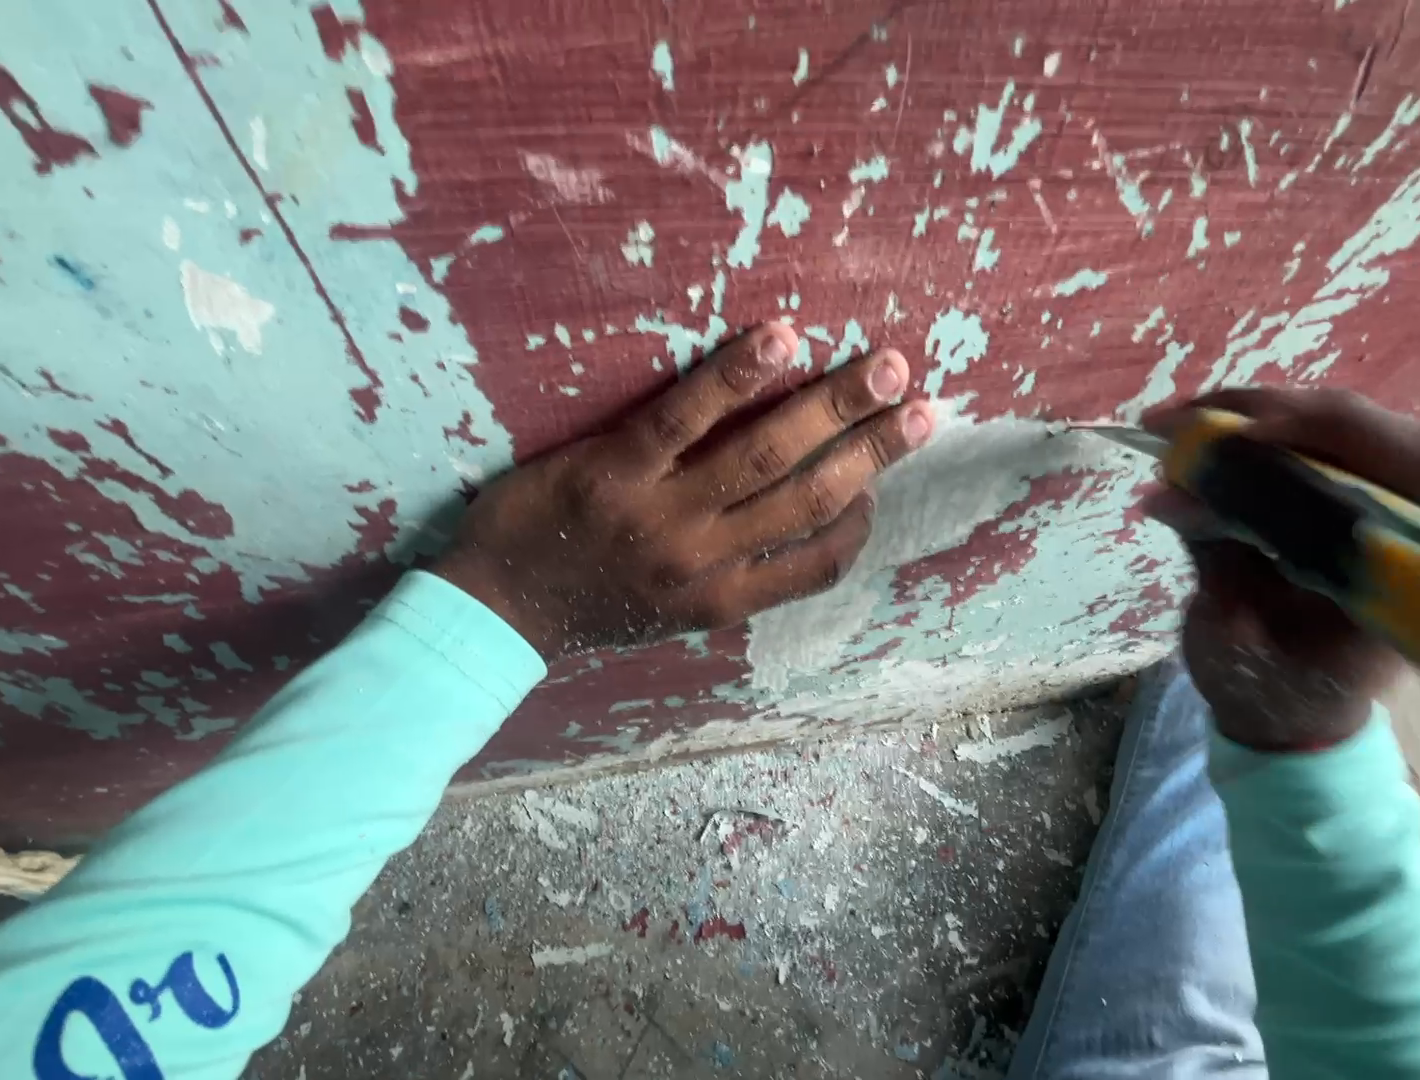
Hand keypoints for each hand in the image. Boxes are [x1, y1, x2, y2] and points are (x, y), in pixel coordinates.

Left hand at [433, 324, 935, 657]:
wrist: (496, 610)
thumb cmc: (590, 605)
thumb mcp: (670, 615)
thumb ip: (732, 579)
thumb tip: (788, 532)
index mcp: (722, 600)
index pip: (819, 565)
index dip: (861, 522)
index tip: (879, 485)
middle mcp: (704, 561)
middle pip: (809, 496)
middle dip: (874, 449)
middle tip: (923, 406)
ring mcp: (661, 516)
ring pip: (765, 456)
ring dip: (832, 407)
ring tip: (882, 367)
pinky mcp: (613, 472)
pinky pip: (685, 418)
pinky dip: (738, 377)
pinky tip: (782, 339)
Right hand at [1141, 388, 1419, 751]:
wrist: (1289, 716)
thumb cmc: (1273, 694)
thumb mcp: (1236, 643)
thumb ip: (1214, 565)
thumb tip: (1162, 494)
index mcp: (1416, 575)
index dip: (1348, 435)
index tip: (1252, 437)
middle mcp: (1409, 530)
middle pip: (1369, 431)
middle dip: (1273, 414)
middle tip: (1183, 421)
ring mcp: (1373, 511)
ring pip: (1332, 428)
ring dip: (1250, 415)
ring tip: (1173, 424)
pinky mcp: (1332, 503)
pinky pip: (1301, 447)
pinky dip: (1243, 434)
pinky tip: (1190, 438)